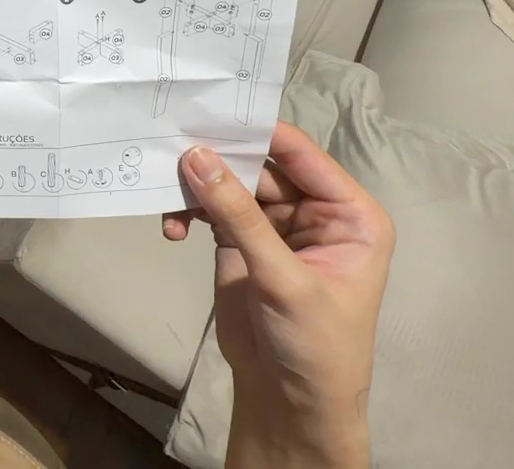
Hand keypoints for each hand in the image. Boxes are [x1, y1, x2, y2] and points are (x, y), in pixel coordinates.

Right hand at [163, 124, 392, 467]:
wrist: (290, 400)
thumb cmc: (315, 343)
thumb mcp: (282, 278)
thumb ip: (238, 215)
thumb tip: (194, 154)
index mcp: (348, 213)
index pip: (298, 153)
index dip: (255, 131)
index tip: (205, 112)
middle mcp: (312, 211)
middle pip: (254, 164)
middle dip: (212, 161)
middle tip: (167, 151)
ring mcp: (272, 225)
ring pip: (224, 183)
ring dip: (192, 190)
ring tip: (165, 201)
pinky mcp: (239, 239)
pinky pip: (207, 207)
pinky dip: (185, 212)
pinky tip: (171, 230)